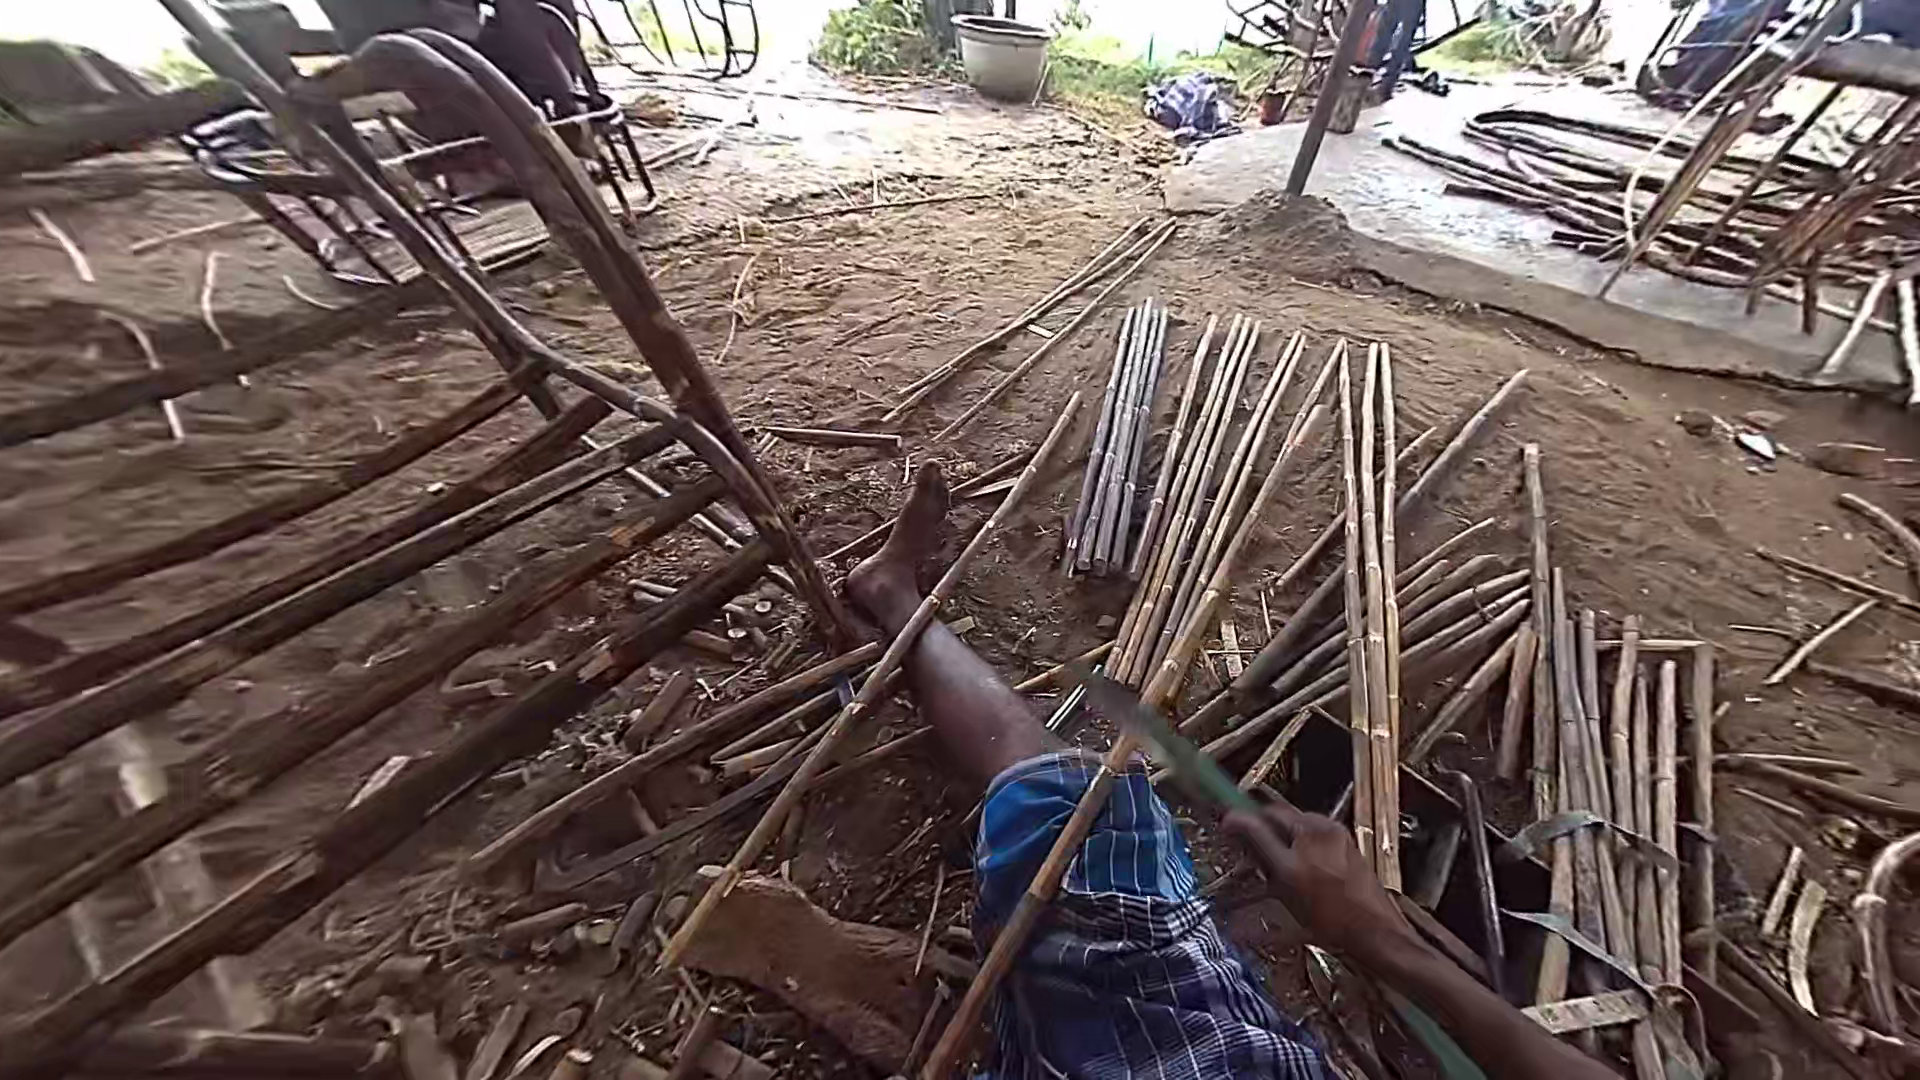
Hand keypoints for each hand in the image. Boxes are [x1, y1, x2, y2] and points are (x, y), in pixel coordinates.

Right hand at [1224, 793, 1422, 968]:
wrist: (1380, 940)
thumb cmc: (1330, 911)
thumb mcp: (1285, 874)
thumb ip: (1256, 839)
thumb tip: (1231, 817)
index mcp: (1312, 825)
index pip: (1266, 811)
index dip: (1245, 821)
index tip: (1229, 833)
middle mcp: (1328, 826)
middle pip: (1283, 821)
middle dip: (1263, 835)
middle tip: (1250, 858)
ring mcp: (1341, 842)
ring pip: (1297, 836)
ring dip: (1281, 846)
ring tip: (1276, 873)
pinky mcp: (1350, 859)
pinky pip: (1314, 849)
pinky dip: (1300, 857)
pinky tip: (1299, 881)